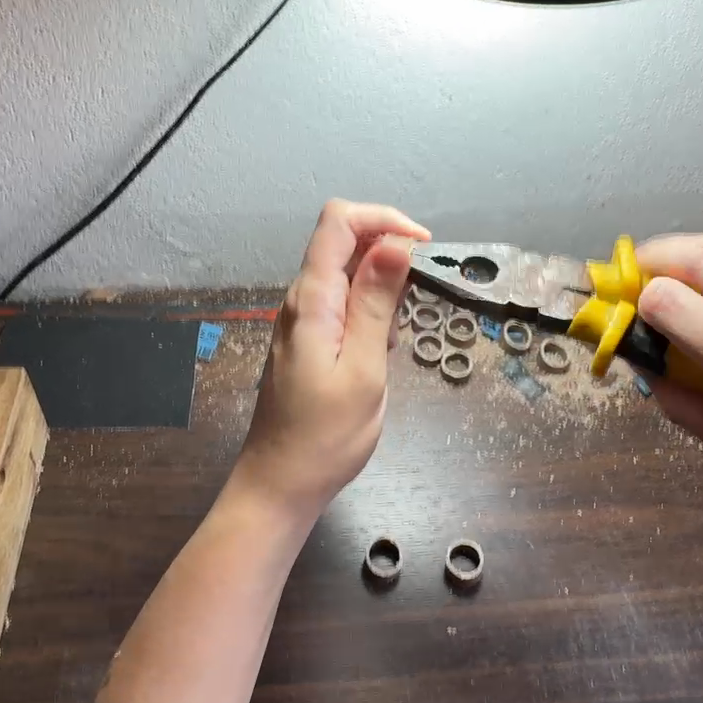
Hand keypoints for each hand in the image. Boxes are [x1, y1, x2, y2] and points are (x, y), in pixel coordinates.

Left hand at [229, 199, 429, 526]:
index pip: (339, 220)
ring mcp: (303, 317)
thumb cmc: (326, 436)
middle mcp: (302, 297)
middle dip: (389, 255)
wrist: (280, 483)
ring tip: (391, 341)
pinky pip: (343, 302)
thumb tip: (396, 243)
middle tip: (414, 303)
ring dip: (382, 289)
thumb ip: (375, 302)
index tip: (422, 248)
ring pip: (347, 272)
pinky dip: (370, 313)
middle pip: (345, 241)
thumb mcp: (363, 368)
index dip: (384, 219)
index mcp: (312, 297)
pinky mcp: (309, 337)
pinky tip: (378, 352)